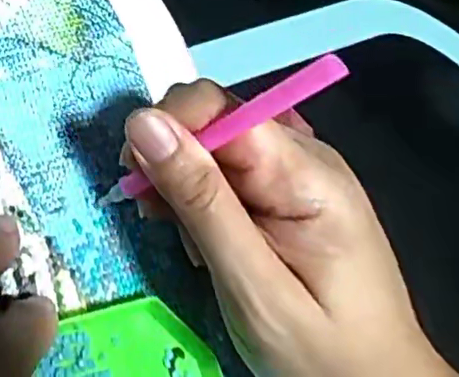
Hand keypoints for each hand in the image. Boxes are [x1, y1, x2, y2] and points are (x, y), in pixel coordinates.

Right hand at [122, 80, 456, 376]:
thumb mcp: (254, 289)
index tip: (134, 173)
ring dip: (182, 177)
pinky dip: (200, 193)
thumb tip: (142, 121)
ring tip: (180, 234)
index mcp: (305, 170)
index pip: (219, 107)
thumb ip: (200, 201)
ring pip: (215, 141)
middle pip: (214, 117)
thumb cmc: (325, 360)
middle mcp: (302, 153)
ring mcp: (297, 169)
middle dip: (171, 154)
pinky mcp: (287, 190)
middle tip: (155, 213)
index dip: (168, 126)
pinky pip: (229, 167)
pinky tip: (201, 233)